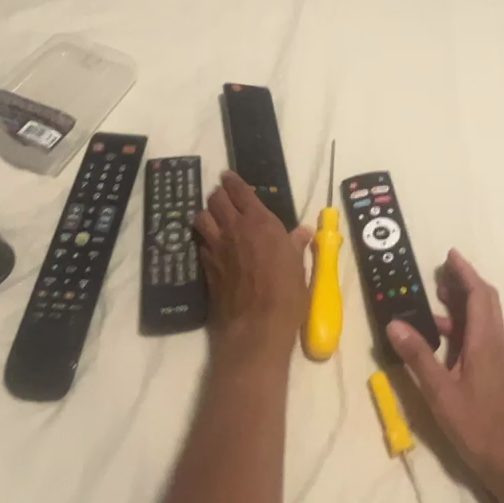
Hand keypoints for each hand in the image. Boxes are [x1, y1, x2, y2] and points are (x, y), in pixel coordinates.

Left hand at [194, 171, 312, 372]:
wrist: (256, 326)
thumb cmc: (286, 293)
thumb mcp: (299, 266)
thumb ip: (296, 245)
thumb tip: (302, 232)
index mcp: (260, 222)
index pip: (241, 192)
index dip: (233, 182)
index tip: (228, 176)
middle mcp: (235, 228)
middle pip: (216, 200)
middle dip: (219, 195)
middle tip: (223, 197)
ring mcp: (217, 247)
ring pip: (202, 218)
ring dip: (207, 214)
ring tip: (213, 218)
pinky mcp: (206, 266)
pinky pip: (201, 243)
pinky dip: (204, 239)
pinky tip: (212, 245)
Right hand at [386, 250, 503, 501]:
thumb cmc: (478, 426)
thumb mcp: (440, 392)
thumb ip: (418, 357)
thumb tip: (394, 323)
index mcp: (486, 341)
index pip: (479, 295)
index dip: (465, 272)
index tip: (450, 255)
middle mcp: (495, 344)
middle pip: (485, 302)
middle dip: (464, 283)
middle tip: (440, 273)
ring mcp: (497, 359)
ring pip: (482, 320)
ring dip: (462, 306)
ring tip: (433, 302)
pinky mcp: (495, 373)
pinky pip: (479, 338)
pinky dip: (461, 328)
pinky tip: (440, 341)